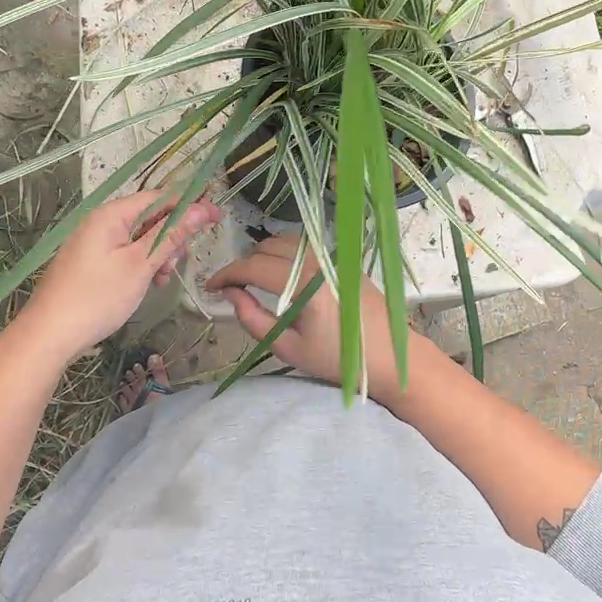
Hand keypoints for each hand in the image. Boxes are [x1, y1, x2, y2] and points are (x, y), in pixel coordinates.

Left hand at [18, 190, 220, 361]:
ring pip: (138, 237)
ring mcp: (93, 242)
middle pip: (149, 216)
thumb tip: (201, 209)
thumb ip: (171, 235)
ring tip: (163, 279)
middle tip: (183, 260)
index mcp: (112, 214)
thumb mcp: (140, 265)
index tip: (217, 217)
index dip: (190, 204)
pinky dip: (141, 264)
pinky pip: (125, 252)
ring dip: (158, 253)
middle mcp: (101, 221)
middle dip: (172, 235)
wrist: (48, 335)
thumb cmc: (97, 297)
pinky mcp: (90, 262)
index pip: (160, 197)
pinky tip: (148, 284)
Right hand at [204, 233, 434, 406]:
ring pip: (285, 241)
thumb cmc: (338, 360)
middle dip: (243, 264)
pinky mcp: (341, 260)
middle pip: (266, 247)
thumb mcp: (289, 348)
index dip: (226, 274)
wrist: (391, 356)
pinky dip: (283, 254)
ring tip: (251, 281)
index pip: (253, 267)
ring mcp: (332, 257)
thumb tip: (230, 295)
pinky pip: (303, 247)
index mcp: (304, 284)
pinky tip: (279, 276)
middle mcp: (317, 261)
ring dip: (262, 255)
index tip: (210, 287)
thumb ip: (254, 320)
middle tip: (230, 288)